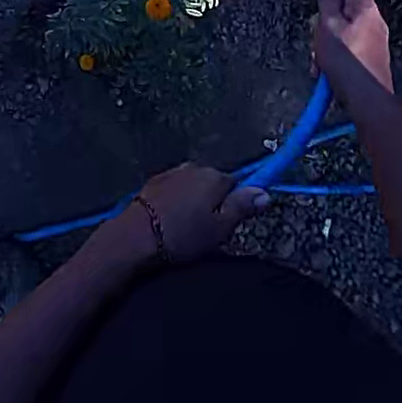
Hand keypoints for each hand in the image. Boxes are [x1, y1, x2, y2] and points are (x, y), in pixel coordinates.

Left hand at [95, 163, 269, 264]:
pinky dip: (177, 200)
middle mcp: (196, 167)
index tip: (227, 223)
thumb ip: (242, 208)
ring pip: (194, 185)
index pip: (236, 184)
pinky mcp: (155, 181)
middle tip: (206, 230)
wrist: (136, 235)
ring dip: (194, 200)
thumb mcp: (219, 229)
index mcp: (215, 177)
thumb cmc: (182, 235)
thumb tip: (265, 193)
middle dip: (213, 202)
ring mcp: (174, 171)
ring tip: (186, 227)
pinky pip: (175, 188)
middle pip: (214, 183)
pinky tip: (170, 219)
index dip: (235, 204)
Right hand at [314, 0, 392, 95]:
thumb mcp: (328, 25)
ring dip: (325, 37)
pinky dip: (333, 51)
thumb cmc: (347, 61)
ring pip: (342, 26)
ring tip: (318, 56)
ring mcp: (372, 38)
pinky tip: (324, 68)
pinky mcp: (368, 55)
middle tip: (315, 30)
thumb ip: (326, 0)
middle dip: (325, 15)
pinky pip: (346, 44)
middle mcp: (372, 19)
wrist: (366, 98)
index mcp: (365, 7)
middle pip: (345, 4)